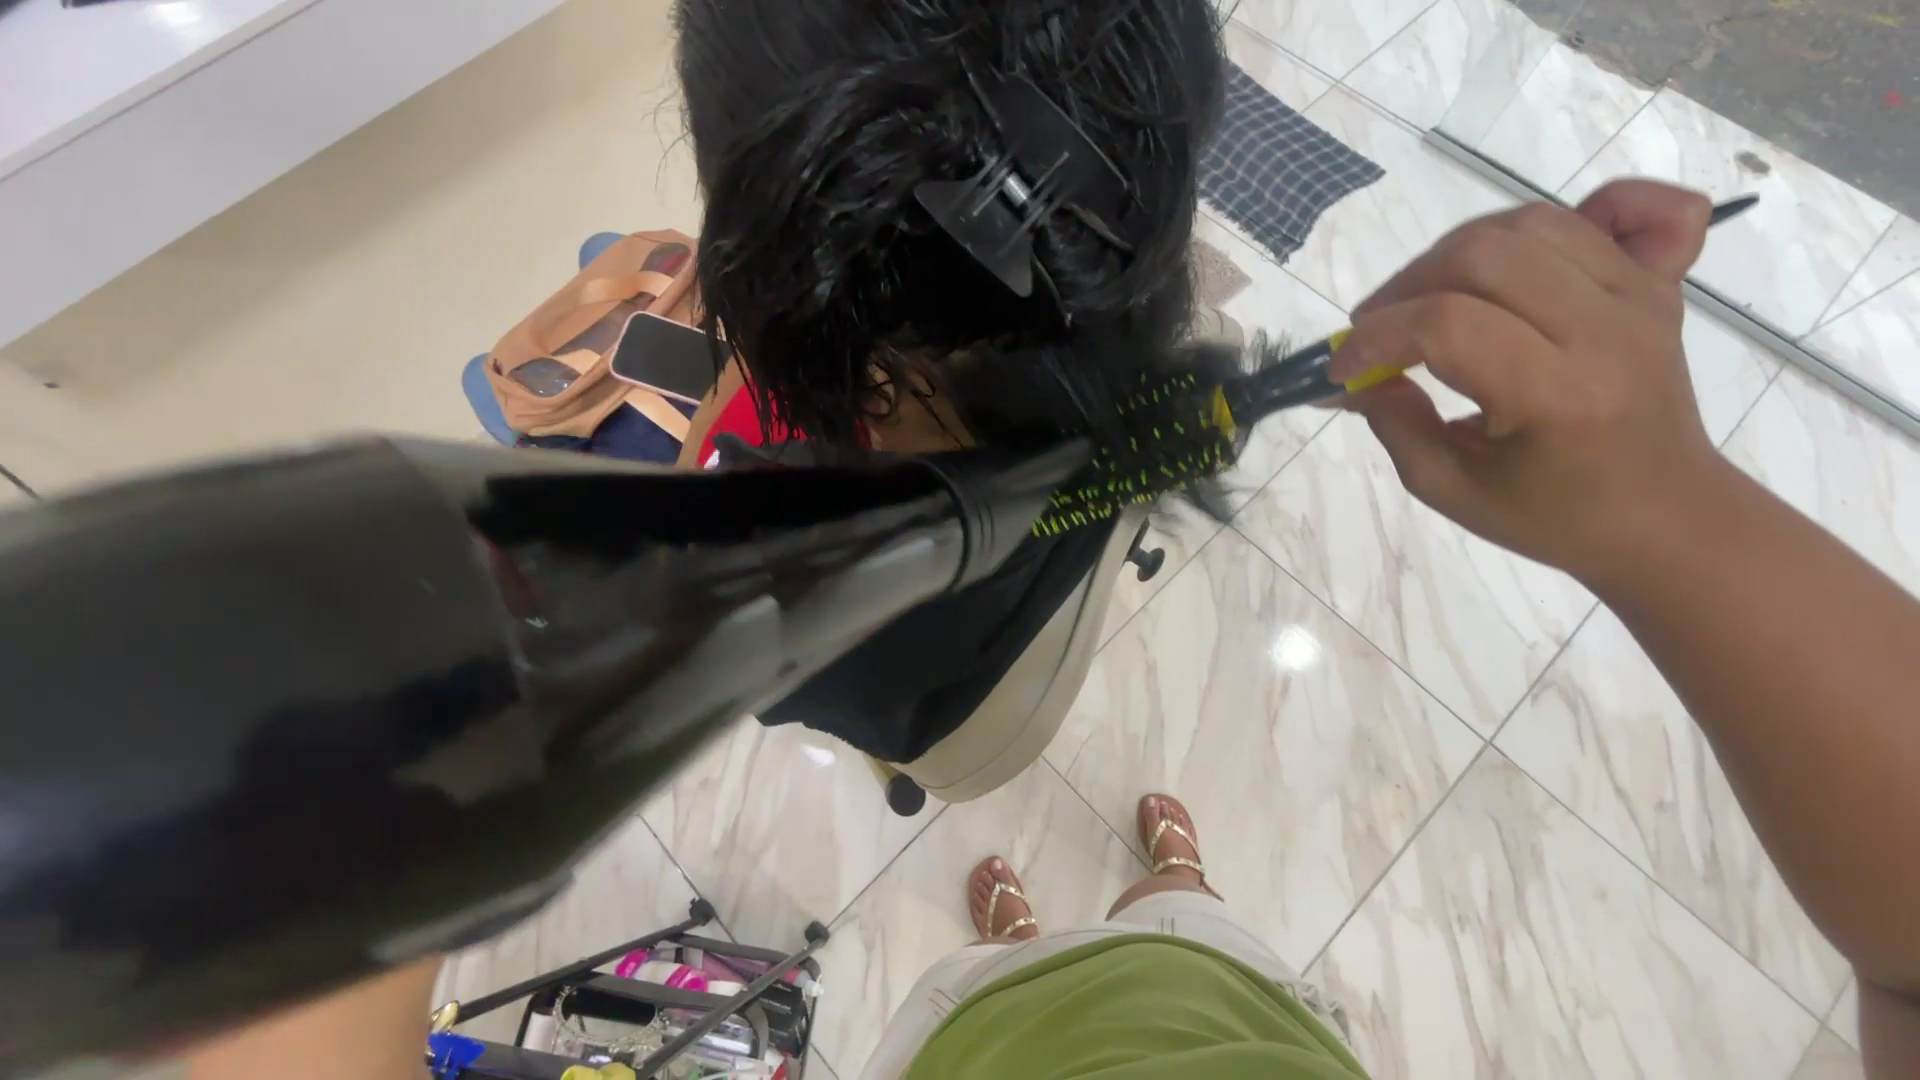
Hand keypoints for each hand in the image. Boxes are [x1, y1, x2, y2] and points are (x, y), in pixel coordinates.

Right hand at [1328, 180, 1728, 581]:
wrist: (1662, 516)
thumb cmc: (1549, 515)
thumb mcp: (1445, 486)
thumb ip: (1390, 421)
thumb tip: (1345, 376)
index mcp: (1555, 395)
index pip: (1446, 325)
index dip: (1375, 338)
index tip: (1342, 368)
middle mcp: (1605, 330)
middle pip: (1484, 255)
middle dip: (1406, 287)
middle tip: (1377, 332)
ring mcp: (1641, 297)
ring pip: (1531, 224)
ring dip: (1456, 252)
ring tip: (1429, 297)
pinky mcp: (1660, 283)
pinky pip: (1637, 208)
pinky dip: (1585, 208)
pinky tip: (1538, 252)